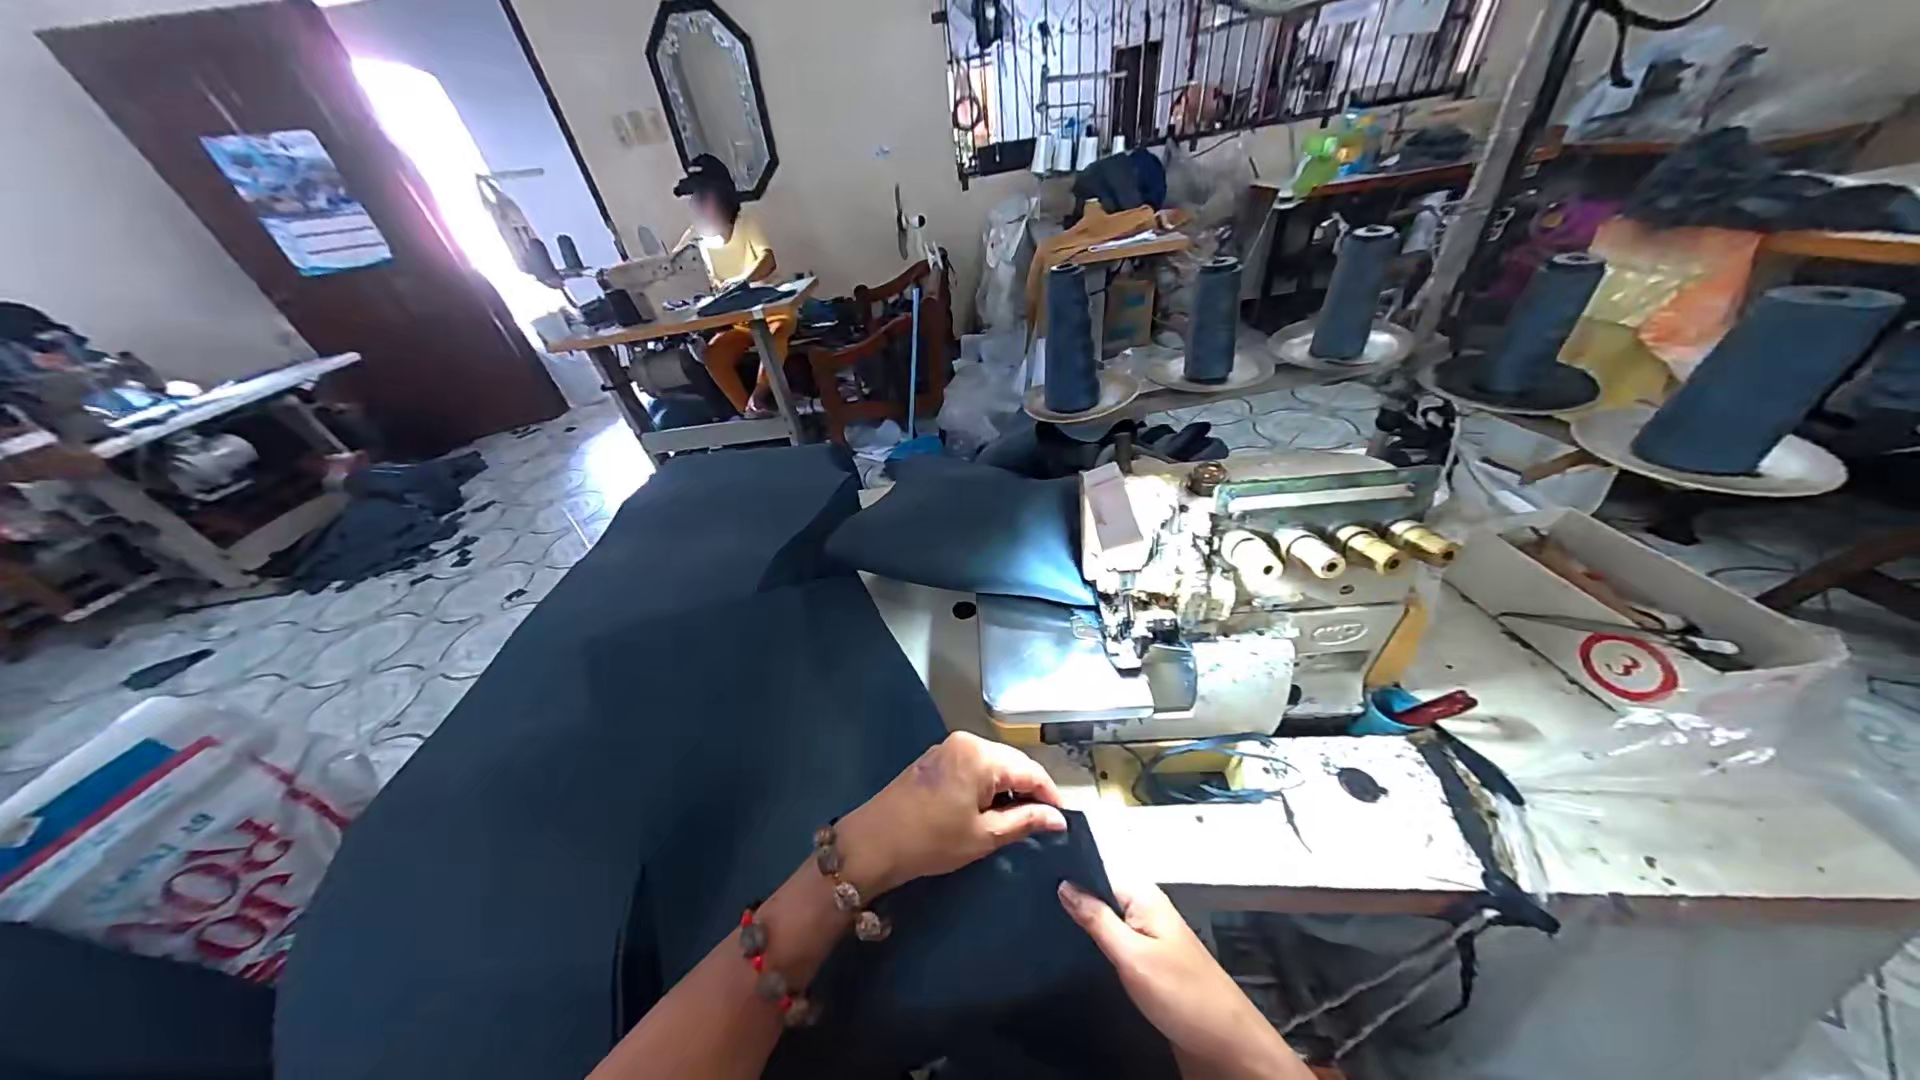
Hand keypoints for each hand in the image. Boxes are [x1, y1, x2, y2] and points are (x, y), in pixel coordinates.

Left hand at [839, 732, 1066, 897]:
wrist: (874, 842)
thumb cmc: (932, 841)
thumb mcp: (984, 836)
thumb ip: (1025, 821)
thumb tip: (1058, 818)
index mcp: (981, 755)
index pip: (1030, 770)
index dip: (1050, 795)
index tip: (1063, 820)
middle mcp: (967, 741)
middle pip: (1013, 762)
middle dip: (1030, 790)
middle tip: (1043, 822)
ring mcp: (949, 746)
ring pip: (994, 762)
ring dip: (1009, 787)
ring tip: (1020, 818)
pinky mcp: (937, 757)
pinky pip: (975, 764)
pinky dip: (988, 783)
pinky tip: (992, 806)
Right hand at [1059, 880, 1308, 1079]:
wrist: (1226, 1047)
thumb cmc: (1188, 998)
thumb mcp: (1132, 956)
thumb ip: (1096, 918)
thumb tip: (1065, 885)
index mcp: (1143, 896)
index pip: (1095, 870)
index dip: (1066, 874)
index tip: (1036, 878)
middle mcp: (1144, 910)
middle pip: (1097, 895)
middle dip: (1071, 903)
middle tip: (1037, 909)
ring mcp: (1146, 937)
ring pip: (1103, 922)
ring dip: (1082, 928)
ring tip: (1049, 929)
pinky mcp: (1145, 962)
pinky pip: (1112, 945)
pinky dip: (1095, 948)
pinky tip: (1076, 956)